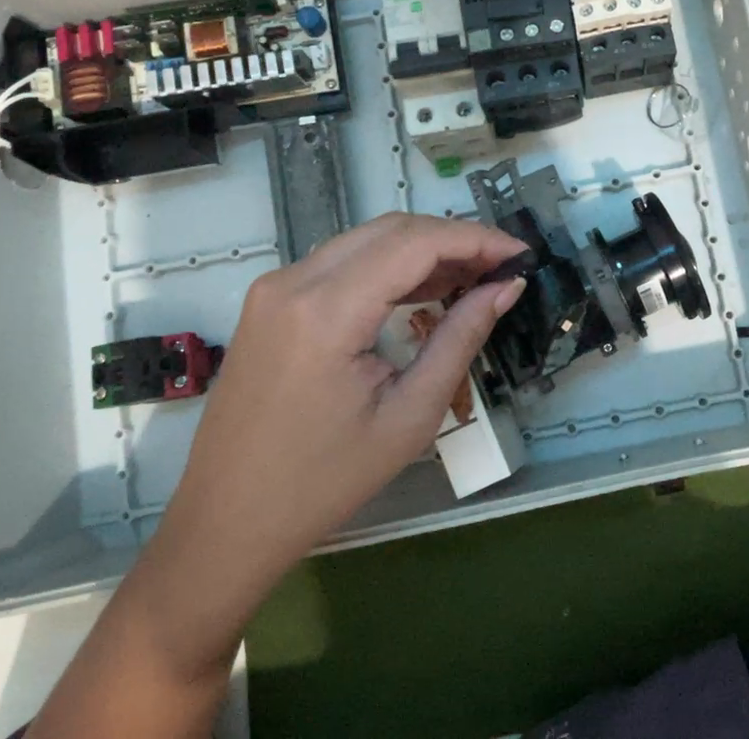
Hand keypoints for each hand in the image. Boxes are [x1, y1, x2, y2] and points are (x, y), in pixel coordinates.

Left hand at [164, 213, 527, 565]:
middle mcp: (292, 282)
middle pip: (390, 230)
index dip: (475, 239)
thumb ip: (460, 339)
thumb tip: (505, 288)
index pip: (414, 243)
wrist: (227, 519)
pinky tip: (424, 290)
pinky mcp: (269, 302)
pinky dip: (388, 267)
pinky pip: (340, 263)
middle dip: (453, 239)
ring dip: (422, 250)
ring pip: (365, 241)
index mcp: (325, 312)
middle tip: (502, 268)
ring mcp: (274, 288)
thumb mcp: (409, 416)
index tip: (521, 254)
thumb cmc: (324, 481)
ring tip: (474, 278)